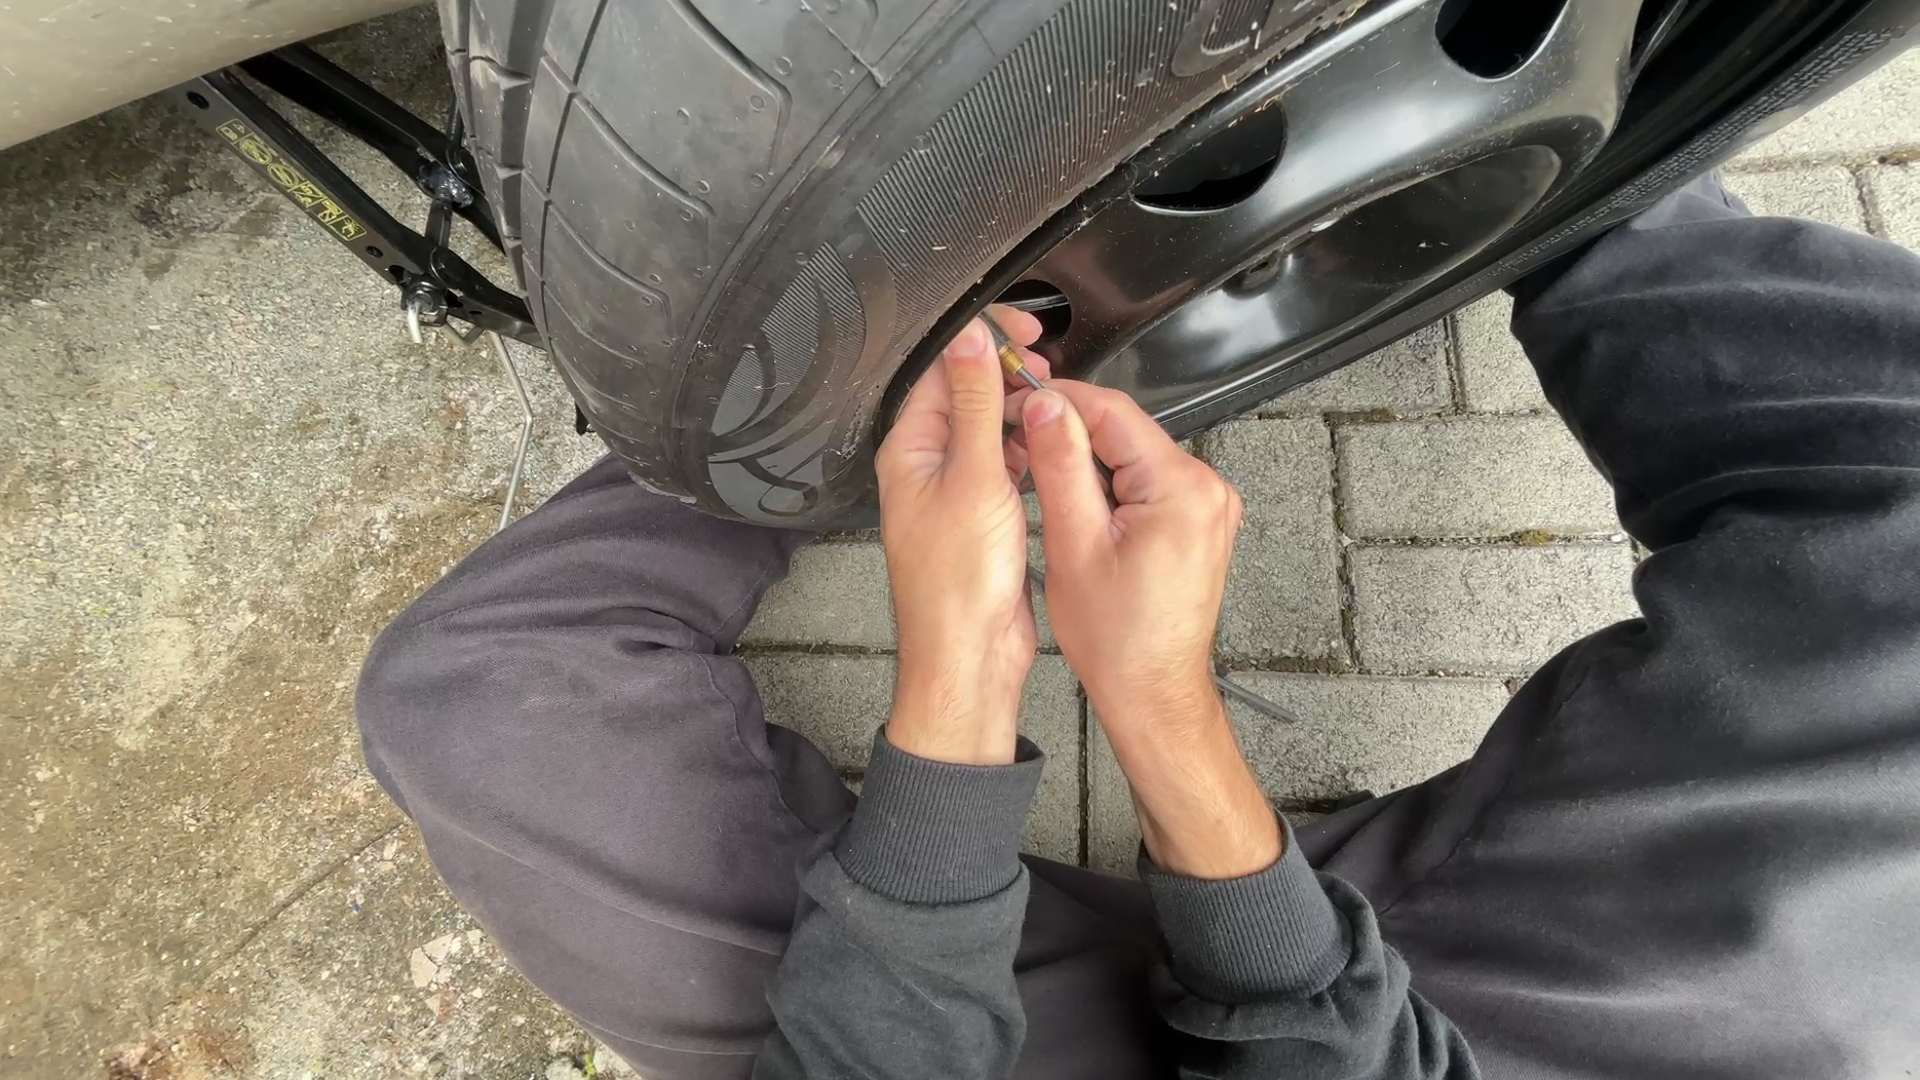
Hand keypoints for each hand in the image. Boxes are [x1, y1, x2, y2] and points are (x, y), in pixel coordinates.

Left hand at [875, 307, 1048, 765]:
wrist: (969, 654)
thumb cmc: (958, 582)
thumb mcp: (973, 478)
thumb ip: (973, 405)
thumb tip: (969, 341)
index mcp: (910, 450)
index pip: (939, 370)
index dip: (981, 340)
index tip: (1024, 331)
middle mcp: (925, 466)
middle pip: (962, 396)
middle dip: (1003, 374)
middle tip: (1044, 367)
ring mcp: (952, 491)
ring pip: (985, 431)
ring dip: (1016, 412)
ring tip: (1050, 406)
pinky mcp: (978, 515)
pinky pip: (999, 466)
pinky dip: (1022, 451)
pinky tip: (1045, 449)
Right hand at [1017, 381, 1279, 877]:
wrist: (1152, 689)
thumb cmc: (1115, 638)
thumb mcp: (1074, 545)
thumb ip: (1060, 466)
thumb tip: (1044, 405)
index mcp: (1182, 490)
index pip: (1113, 411)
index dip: (1059, 399)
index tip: (1017, 398)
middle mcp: (1207, 488)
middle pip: (1125, 431)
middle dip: (1069, 430)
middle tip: (1017, 437)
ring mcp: (1207, 505)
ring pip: (1132, 454)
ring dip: (1085, 457)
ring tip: (1038, 470)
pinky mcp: (1197, 519)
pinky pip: (1146, 480)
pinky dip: (1108, 482)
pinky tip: (1075, 497)